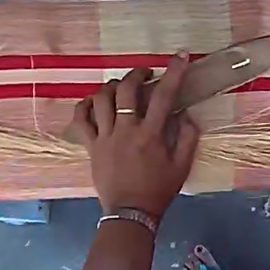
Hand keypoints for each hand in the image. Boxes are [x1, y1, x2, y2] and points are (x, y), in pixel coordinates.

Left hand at [68, 56, 200, 218]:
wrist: (130, 213)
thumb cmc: (158, 190)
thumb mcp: (182, 166)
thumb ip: (188, 137)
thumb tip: (186, 113)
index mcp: (151, 135)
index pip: (164, 95)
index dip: (174, 72)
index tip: (180, 56)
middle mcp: (126, 130)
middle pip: (127, 89)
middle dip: (137, 73)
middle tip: (145, 73)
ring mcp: (105, 137)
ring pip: (102, 99)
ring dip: (112, 86)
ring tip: (120, 87)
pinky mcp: (90, 146)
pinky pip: (81, 119)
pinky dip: (84, 105)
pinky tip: (93, 101)